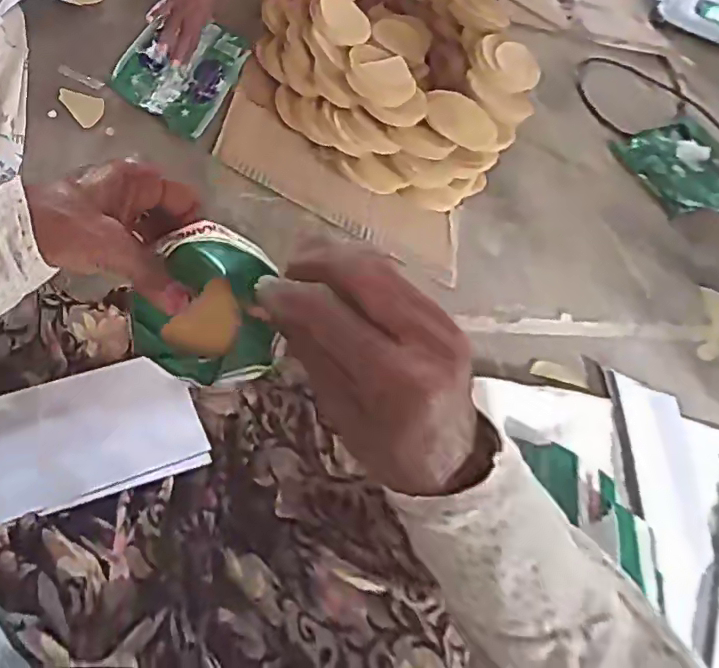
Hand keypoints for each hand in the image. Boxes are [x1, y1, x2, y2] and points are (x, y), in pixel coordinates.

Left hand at [26, 158, 201, 312]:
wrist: (15, 232)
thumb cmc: (67, 227)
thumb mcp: (114, 250)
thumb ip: (151, 275)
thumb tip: (184, 303)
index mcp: (137, 178)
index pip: (185, 198)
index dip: (197, 226)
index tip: (205, 258)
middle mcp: (128, 185)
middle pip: (168, 214)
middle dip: (179, 244)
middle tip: (191, 276)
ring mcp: (112, 203)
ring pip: (148, 227)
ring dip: (159, 252)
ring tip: (171, 283)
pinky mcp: (97, 221)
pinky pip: (130, 236)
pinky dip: (139, 254)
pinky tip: (144, 279)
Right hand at [148, 0, 223, 62]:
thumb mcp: (210, 6)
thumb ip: (203, 18)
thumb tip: (199, 27)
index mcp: (200, 19)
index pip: (194, 40)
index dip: (188, 53)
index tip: (183, 65)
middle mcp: (189, 15)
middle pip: (183, 37)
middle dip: (177, 51)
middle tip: (172, 64)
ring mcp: (179, 7)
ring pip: (171, 26)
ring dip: (165, 38)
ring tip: (160, 49)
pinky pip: (162, 7)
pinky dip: (155, 13)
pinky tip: (149, 20)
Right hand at [252, 238, 490, 495]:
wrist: (456, 460)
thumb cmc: (391, 451)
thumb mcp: (341, 413)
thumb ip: (312, 353)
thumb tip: (274, 307)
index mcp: (397, 380)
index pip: (333, 316)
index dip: (292, 296)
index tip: (263, 289)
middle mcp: (425, 340)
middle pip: (363, 274)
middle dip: (315, 262)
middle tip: (284, 271)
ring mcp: (441, 321)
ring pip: (380, 266)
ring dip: (336, 257)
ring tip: (304, 267)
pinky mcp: (445, 313)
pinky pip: (394, 275)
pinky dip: (358, 267)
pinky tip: (335, 274)